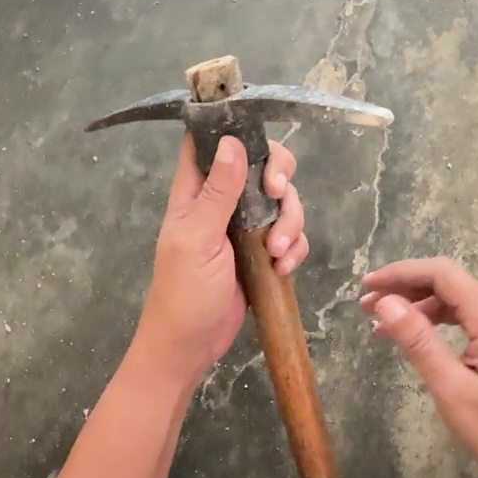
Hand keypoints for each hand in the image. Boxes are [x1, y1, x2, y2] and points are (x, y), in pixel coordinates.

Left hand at [132, 135, 307, 380]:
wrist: (191, 345)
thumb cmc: (183, 291)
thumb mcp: (198, 238)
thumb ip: (218, 191)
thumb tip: (233, 141)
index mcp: (195, 191)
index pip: (212, 142)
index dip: (237, 132)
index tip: (260, 146)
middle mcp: (221, 202)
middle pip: (262, 166)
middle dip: (279, 180)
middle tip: (278, 197)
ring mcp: (244, 227)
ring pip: (282, 202)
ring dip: (289, 223)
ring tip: (277, 255)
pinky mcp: (262, 252)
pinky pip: (290, 236)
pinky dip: (294, 249)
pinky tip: (282, 270)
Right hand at [360, 258, 477, 477]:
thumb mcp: (453, 390)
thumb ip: (419, 341)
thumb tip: (386, 303)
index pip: (441, 274)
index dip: (400, 273)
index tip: (366, 287)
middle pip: (448, 282)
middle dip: (404, 289)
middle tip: (365, 309)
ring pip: (458, 300)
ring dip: (419, 306)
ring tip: (384, 325)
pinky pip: (469, 318)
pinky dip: (438, 320)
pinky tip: (417, 337)